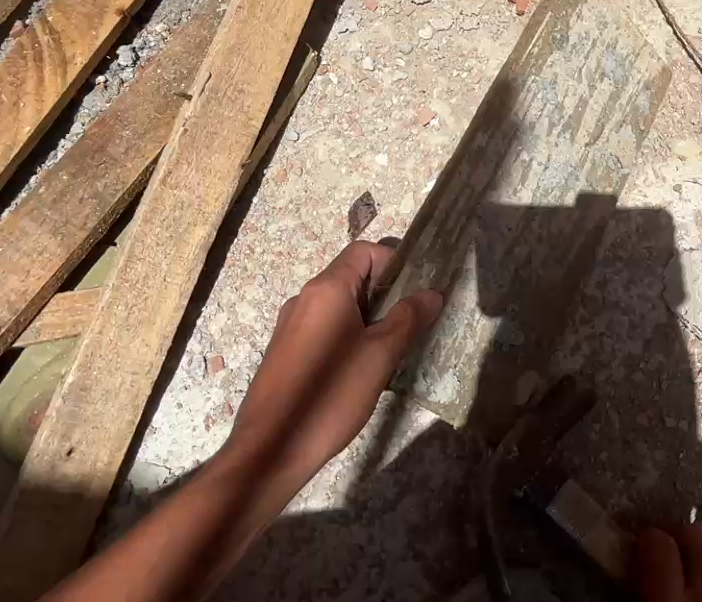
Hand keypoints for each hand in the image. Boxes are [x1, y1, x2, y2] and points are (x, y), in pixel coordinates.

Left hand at [221, 239, 443, 483]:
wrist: (270, 450)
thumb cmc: (330, 393)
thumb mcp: (380, 355)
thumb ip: (408, 318)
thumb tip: (432, 293)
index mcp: (326, 290)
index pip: (363, 251)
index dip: (393, 262)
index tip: (413, 293)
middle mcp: (303, 299)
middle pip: (351, 276)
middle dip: (384, 293)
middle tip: (407, 325)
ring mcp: (289, 325)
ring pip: (338, 305)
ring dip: (366, 317)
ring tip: (386, 351)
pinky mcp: (284, 351)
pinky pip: (322, 327)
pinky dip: (346, 334)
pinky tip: (356, 370)